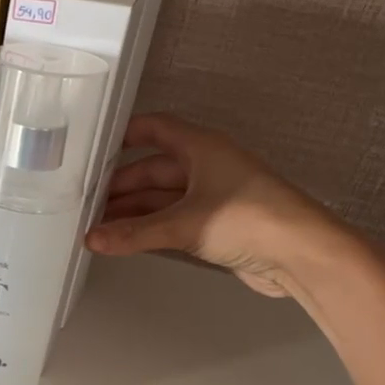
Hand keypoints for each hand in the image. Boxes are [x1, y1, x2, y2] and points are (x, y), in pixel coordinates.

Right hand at [85, 114, 346, 297]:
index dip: (124, 135)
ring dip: (130, 211)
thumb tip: (90, 240)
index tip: (90, 148)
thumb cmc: (249, 219)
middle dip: (119, 186)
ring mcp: (210, 197)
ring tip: (92, 225)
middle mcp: (204, 167)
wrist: (302, 255)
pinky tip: (121, 239)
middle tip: (82, 201)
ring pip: (160, 199)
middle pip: (152, 170)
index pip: (155, 129)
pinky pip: (171, 222)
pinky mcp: (215, 226)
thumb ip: (134, 233)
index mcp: (201, 148)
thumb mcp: (184, 224)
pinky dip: (147, 229)